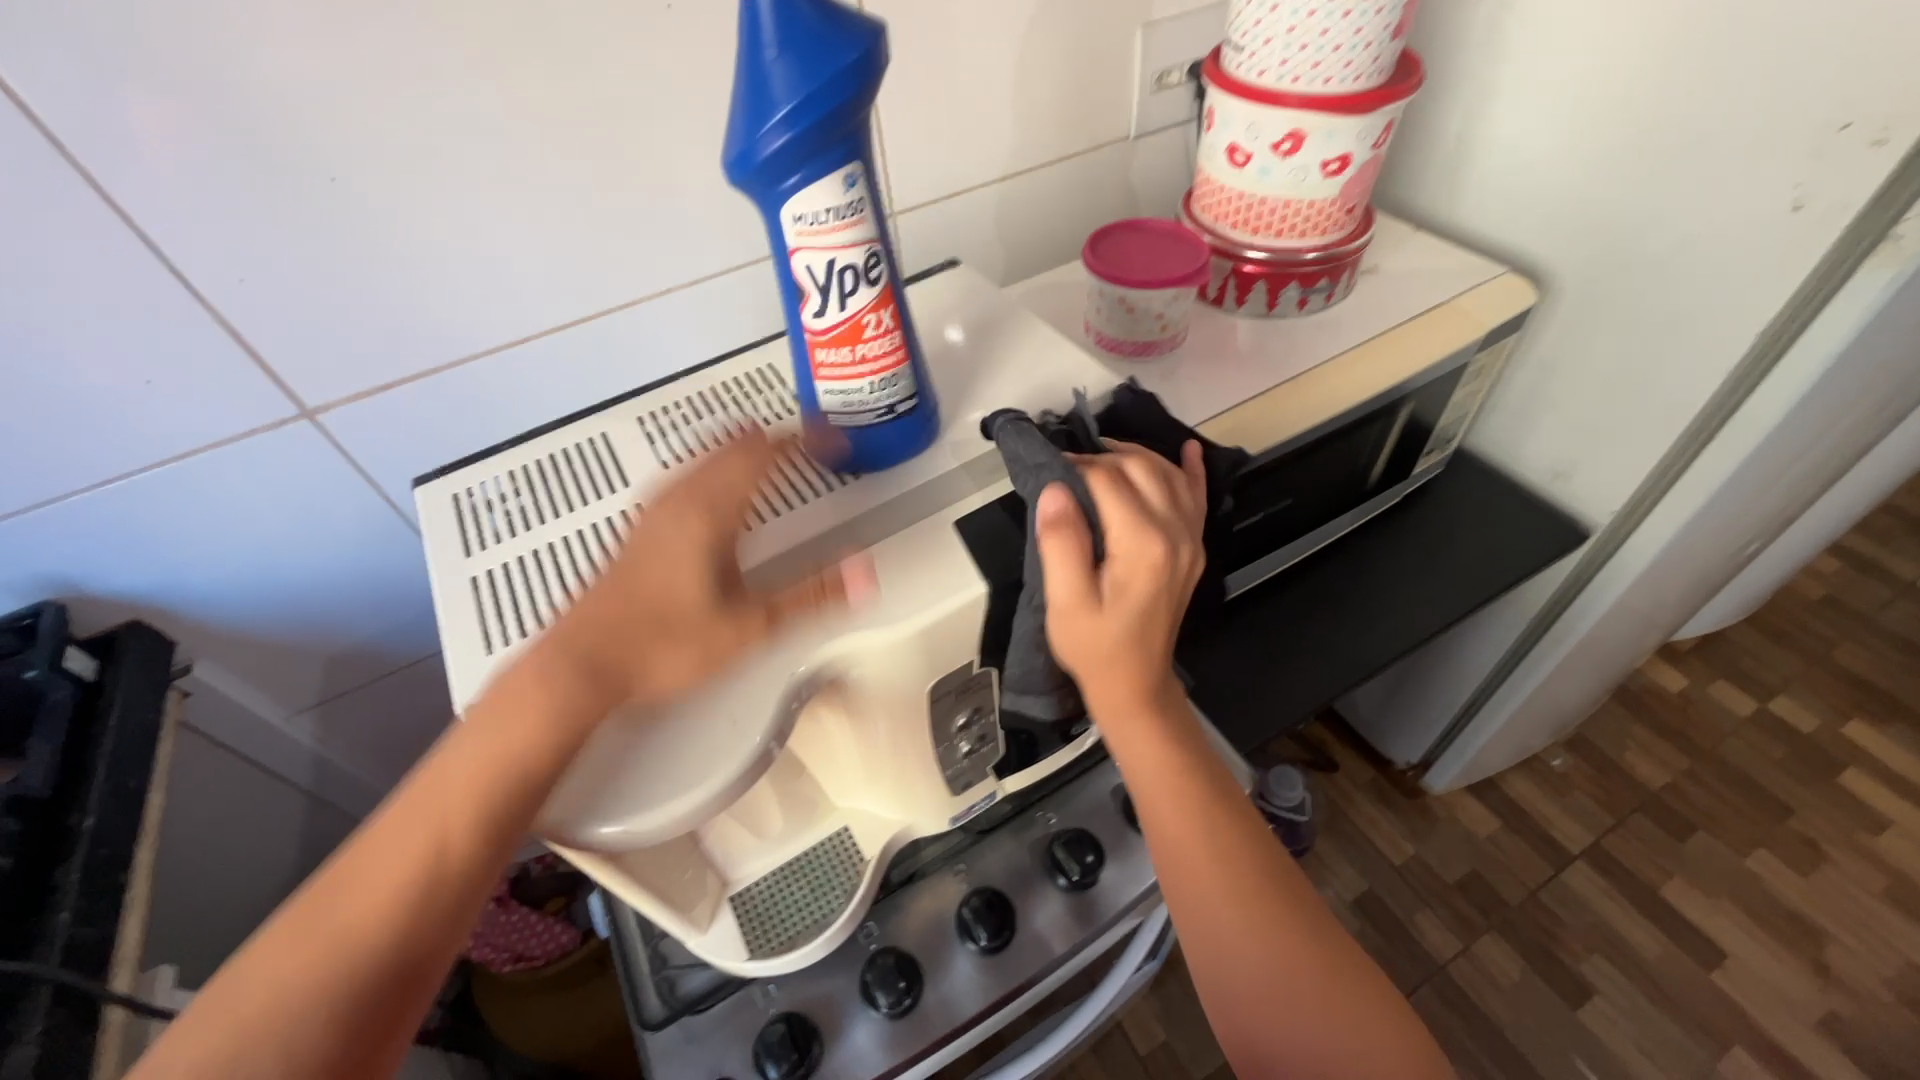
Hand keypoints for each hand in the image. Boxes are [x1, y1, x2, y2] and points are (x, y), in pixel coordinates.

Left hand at [533, 428, 872, 715]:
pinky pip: (687, 476)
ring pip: (705, 456)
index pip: (766, 450)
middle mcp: (678, 496)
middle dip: (779, 439)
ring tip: (777, 464)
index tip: (838, 443)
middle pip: (734, 442)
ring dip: (745, 452)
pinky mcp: (638, 527)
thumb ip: (811, 595)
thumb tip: (866, 574)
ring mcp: (652, 509)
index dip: (807, 440)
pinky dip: (718, 470)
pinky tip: (722, 502)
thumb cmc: (663, 643)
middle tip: (815, 448)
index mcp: (709, 508)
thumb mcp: (749, 625)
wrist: (579, 665)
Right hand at [1035, 439, 1207, 718]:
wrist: (1134, 682)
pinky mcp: (1193, 547)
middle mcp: (1176, 533)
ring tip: (1101, 454)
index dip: (1076, 465)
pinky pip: (1197, 497)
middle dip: (1103, 456)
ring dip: (1136, 456)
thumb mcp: (1065, 601)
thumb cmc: (1093, 646)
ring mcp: (1191, 539)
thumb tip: (1054, 487)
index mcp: (1143, 545)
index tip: (1048, 466)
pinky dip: (1191, 470)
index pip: (1109, 480)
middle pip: (1141, 467)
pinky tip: (1187, 449)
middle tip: (1067, 465)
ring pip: (1168, 474)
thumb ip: (1061, 541)